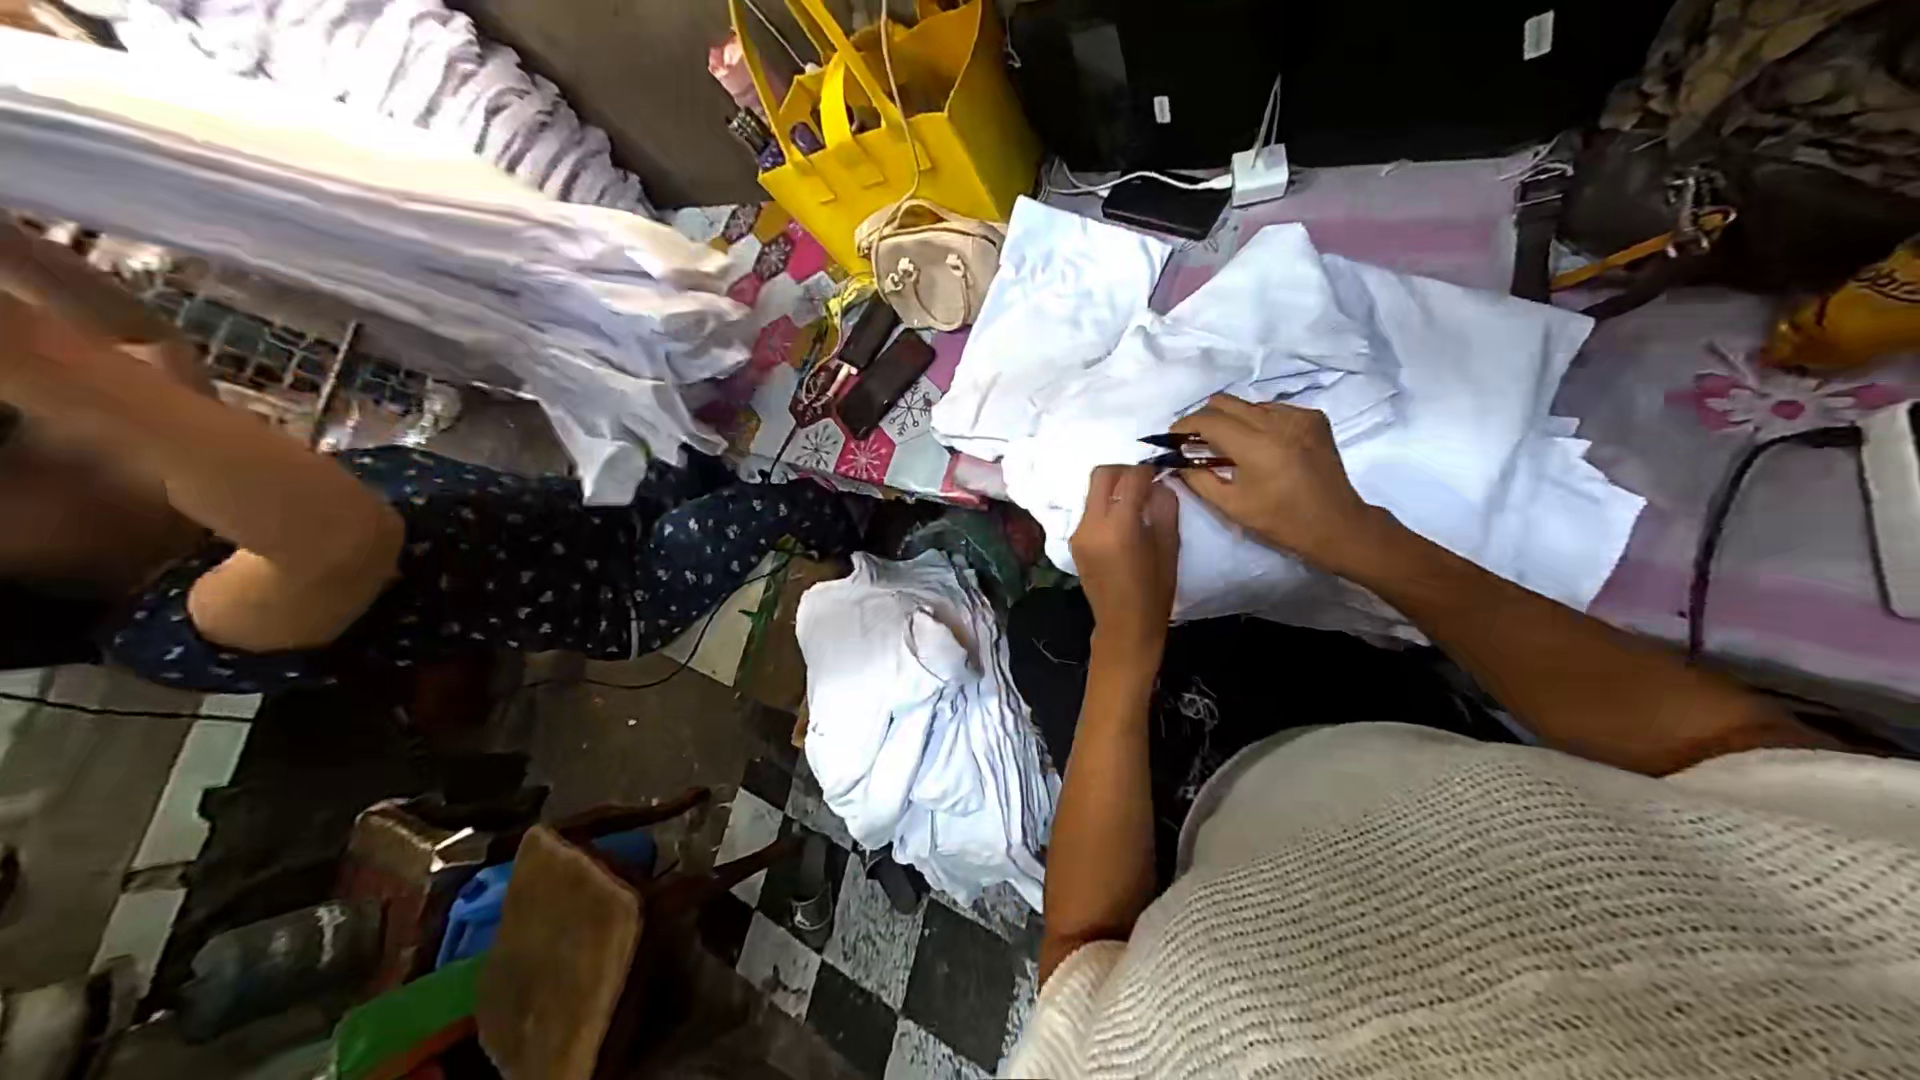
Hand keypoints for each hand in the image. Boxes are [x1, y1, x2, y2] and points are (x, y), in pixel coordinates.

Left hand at [1070, 464, 1179, 659]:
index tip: (1161, 472)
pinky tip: (1123, 520)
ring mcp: (1078, 533)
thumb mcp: (1169, 547)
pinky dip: (1106, 505)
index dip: (1147, 470)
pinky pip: (1089, 511)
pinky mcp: (1074, 542)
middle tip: (1144, 481)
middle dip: (1124, 471)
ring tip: (1136, 501)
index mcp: (1119, 527)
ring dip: (1114, 488)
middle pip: (1101, 475)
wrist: (1123, 627)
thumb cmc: (1154, 592)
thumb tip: (1159, 484)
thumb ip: (1164, 509)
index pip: (1130, 479)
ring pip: (1093, 492)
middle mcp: (1092, 525)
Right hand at [1172, 395, 1388, 573]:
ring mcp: (1299, 416)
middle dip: (1204, 418)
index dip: (1185, 426)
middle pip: (1226, 402)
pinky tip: (1259, 445)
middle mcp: (1278, 422)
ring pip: (1248, 404)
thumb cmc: (1280, 521)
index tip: (1172, 437)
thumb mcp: (1231, 505)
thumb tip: (1177, 460)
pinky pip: (1272, 409)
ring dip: (1231, 420)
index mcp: (1256, 446)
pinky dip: (1257, 422)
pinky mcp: (1313, 418)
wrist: (1337, 524)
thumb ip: (1198, 478)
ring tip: (1228, 446)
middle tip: (1194, 440)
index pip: (1209, 420)